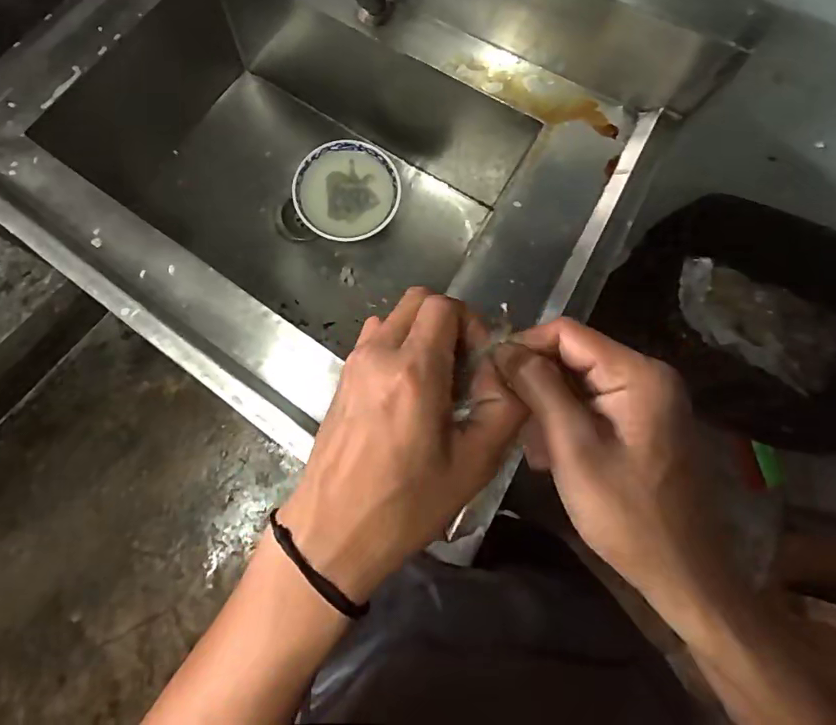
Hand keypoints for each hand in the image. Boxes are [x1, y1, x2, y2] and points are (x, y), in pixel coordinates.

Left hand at [277, 288, 526, 601]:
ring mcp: (355, 363)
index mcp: (413, 370)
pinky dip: (400, 347)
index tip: (479, 363)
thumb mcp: (474, 463)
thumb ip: (505, 407)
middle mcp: (379, 354)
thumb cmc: (405, 505)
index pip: (445, 306)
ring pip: (397, 317)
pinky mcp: (342, 378)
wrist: (330, 535)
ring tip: (437, 381)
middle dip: (449, 322)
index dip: (472, 324)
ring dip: (423, 334)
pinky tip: (409, 393)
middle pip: (419, 300)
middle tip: (463, 366)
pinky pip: (377, 339)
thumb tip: (505, 372)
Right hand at [499, 319, 729, 610]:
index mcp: (638, 372)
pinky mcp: (643, 420)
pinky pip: (595, 403)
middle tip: (507, 414)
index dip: (526, 345)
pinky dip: (568, 420)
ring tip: (530, 446)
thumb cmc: (627, 514)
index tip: (492, 372)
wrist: (683, 572)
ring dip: (549, 405)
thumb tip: (506, 349)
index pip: (568, 332)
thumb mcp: (574, 449)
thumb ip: (540, 390)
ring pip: (581, 380)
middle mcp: (646, 373)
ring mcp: (647, 397)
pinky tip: (549, 454)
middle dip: (536, 381)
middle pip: (575, 355)